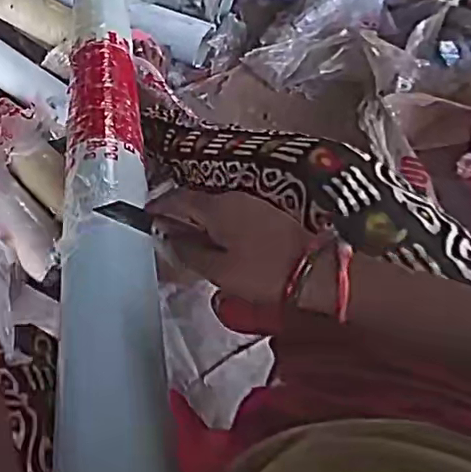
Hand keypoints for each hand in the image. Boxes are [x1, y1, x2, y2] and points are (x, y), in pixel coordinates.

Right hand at [152, 190, 338, 330]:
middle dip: (177, 214)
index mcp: (214, 207)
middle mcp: (231, 197)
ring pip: (214, 208)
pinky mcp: (268, 214)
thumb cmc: (265, 272)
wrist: (324, 274)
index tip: (146, 218)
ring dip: (199, 221)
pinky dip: (218, 225)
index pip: (175, 198)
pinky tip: (218, 242)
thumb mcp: (219, 270)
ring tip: (190, 241)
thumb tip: (167, 238)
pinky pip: (231, 213)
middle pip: (195, 201)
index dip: (157, 207)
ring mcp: (253, 203)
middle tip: (165, 232)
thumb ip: (187, 252)